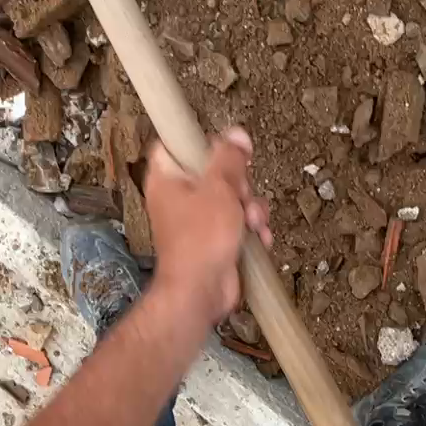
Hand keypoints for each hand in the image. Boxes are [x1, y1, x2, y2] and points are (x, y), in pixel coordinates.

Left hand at [141, 127, 272, 327]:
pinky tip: (259, 238)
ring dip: (251, 208)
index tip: (227, 147)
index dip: (203, 141)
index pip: (177, 144)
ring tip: (251, 223)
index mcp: (167, 178)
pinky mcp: (215, 239)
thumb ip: (229, 157)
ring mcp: (198, 220)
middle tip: (240, 195)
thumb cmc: (201, 239)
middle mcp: (179, 197)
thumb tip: (236, 134)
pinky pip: (238, 223)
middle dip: (239, 183)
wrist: (201, 291)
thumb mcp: (218, 187)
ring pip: (232, 198)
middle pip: (215, 171)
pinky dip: (251, 229)